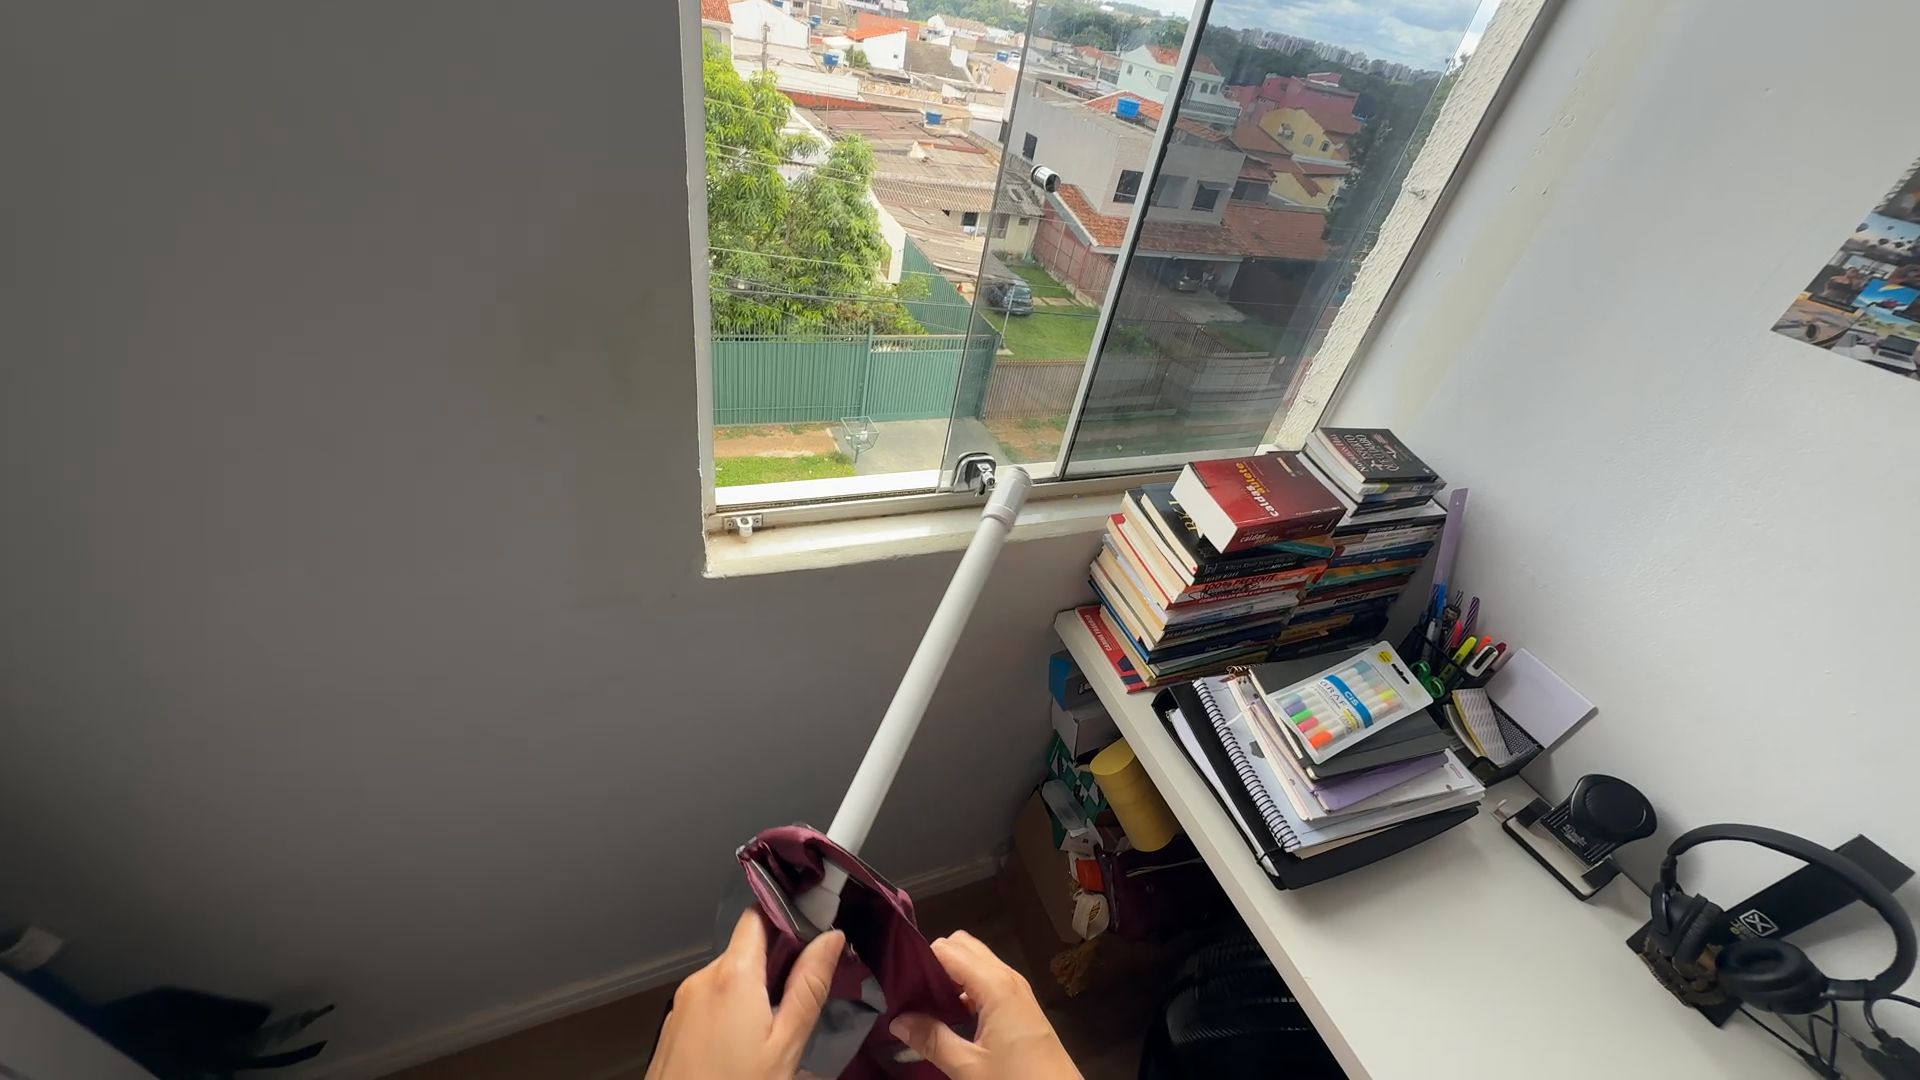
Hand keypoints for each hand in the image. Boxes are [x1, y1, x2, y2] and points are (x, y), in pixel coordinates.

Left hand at [646, 909, 845, 1079]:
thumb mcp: (786, 1045)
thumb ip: (809, 985)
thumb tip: (832, 935)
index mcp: (732, 974)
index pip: (758, 915)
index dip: (784, 918)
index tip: (810, 937)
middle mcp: (701, 979)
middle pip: (744, 950)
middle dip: (772, 966)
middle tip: (797, 1001)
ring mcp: (681, 1006)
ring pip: (727, 979)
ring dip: (750, 993)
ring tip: (770, 1034)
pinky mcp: (671, 1031)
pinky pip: (707, 1004)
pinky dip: (727, 1014)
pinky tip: (739, 1051)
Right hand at [888, 931, 1082, 1079]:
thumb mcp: (969, 1070)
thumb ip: (932, 1040)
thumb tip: (897, 1020)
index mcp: (995, 984)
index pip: (948, 949)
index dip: (921, 959)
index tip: (899, 980)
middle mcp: (1006, 976)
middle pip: (963, 945)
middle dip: (936, 961)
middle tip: (912, 992)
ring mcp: (1016, 988)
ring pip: (976, 960)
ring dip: (951, 973)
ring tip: (926, 1002)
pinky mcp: (1020, 1004)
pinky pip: (987, 978)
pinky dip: (966, 985)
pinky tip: (951, 1014)